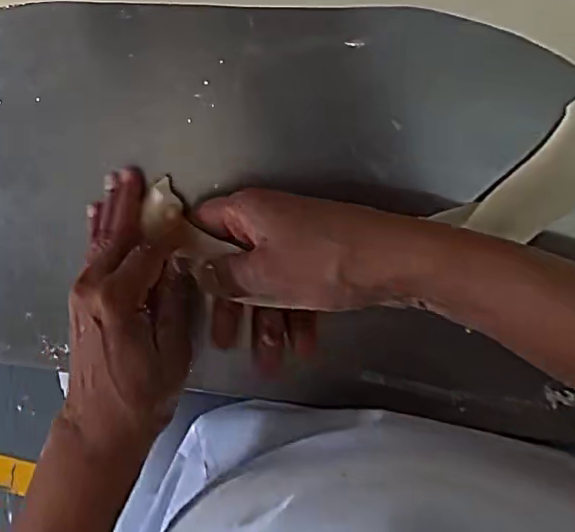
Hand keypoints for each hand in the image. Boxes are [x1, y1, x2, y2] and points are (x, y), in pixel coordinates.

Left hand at [61, 168, 194, 454]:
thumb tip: (177, 264)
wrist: (97, 426)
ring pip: (101, 240)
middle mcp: (94, 287)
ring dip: (111, 209)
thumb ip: (173, 303)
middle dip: (127, 202)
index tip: (178, 214)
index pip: (147, 253)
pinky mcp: (80, 296)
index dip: (165, 233)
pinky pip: (92, 254)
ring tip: (115, 182)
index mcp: (118, 300)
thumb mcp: (171, 354)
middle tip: (132, 173)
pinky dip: (98, 230)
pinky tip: (97, 214)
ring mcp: (82, 290)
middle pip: (116, 235)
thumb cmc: (139, 398)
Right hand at [194, 189, 449, 374]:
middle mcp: (264, 219)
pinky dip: (293, 314)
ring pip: (264, 279)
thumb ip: (223, 275)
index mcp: (244, 210)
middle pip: (232, 260)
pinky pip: (292, 285)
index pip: (200, 224)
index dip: (187, 253)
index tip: (180, 287)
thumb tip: (193, 268)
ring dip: (264, 320)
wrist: (394, 261)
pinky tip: (302, 347)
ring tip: (269, 363)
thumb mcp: (263, 274)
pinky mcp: (317, 257)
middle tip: (223, 341)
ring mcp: (292, 238)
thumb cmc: (321, 262)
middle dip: (231, 304)